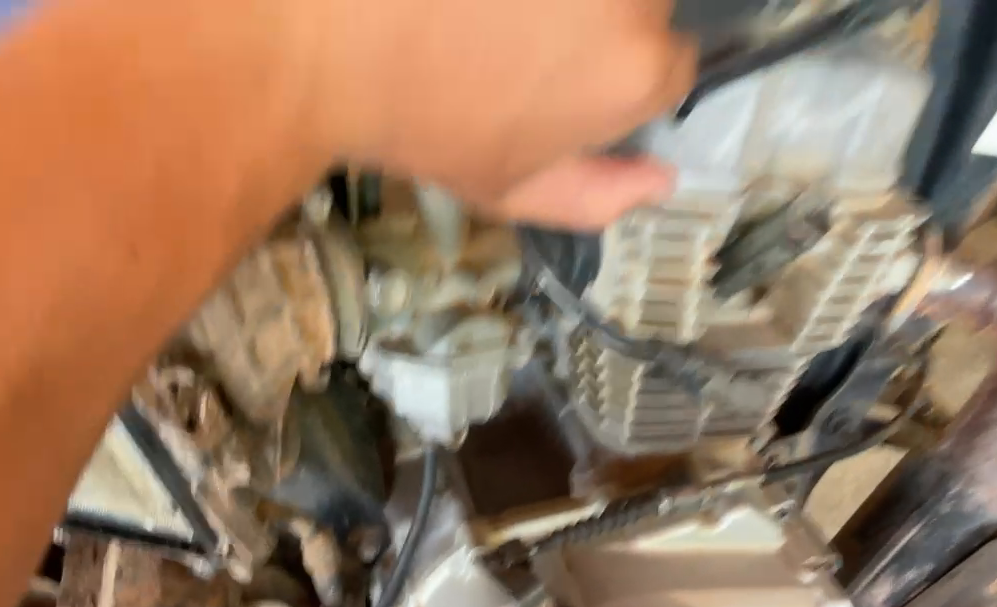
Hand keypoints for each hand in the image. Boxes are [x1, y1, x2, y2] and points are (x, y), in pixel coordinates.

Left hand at [291, 0, 697, 226]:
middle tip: (518, 34)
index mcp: (633, 71)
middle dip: (596, 19)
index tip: (571, 82)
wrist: (323, 27)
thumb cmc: (416, 118)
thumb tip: (659, 183)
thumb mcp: (508, 191)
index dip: (620, 80)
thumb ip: (598, 197)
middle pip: (644, 3)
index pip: (673, 68)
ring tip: (488, 8)